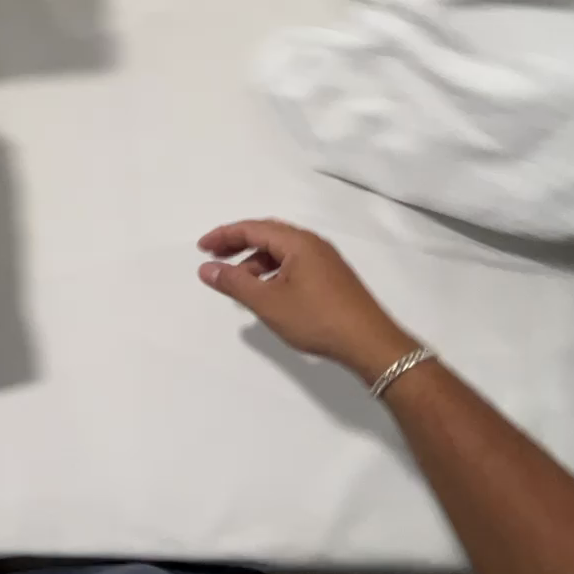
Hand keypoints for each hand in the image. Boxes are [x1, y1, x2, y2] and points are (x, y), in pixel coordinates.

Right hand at [197, 219, 418, 381]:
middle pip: (267, 234)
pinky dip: (272, 270)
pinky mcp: (332, 277)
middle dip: (237, 244)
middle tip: (214, 258)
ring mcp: (325, 260)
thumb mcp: (268, 302)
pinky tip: (267, 291)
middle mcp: (312, 244)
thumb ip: (234, 283)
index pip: (252, 228)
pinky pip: (294, 263)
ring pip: (281, 251)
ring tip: (238, 281)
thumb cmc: (317, 319)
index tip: (201, 248)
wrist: (372, 344)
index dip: (224, 236)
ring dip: (255, 260)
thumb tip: (206, 268)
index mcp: (297, 242)